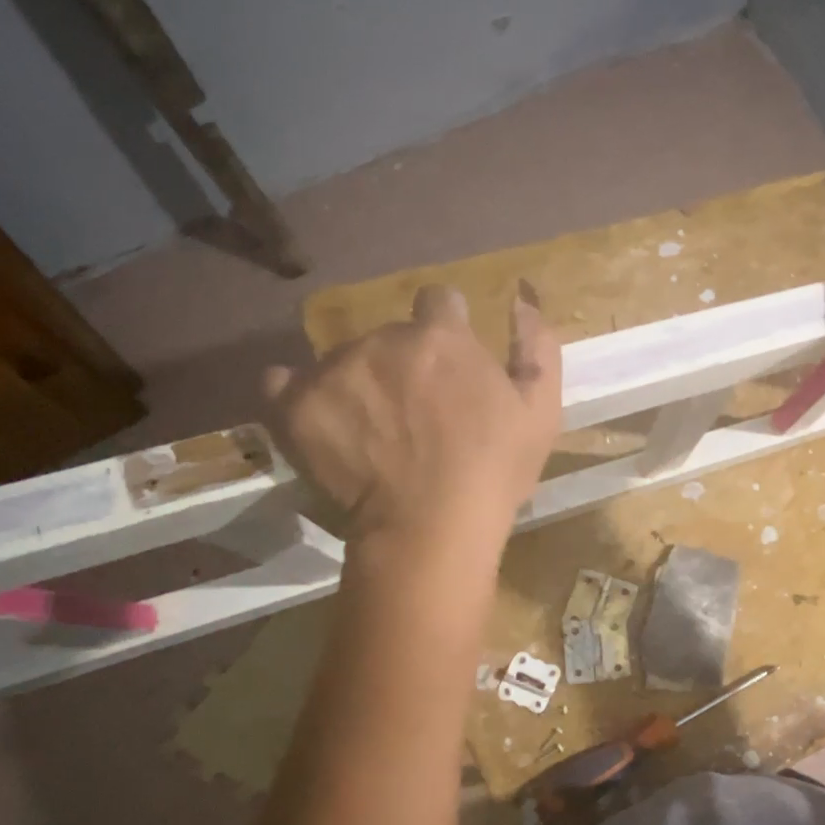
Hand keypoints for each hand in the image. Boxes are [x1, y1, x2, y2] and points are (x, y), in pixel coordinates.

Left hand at [263, 284, 561, 545]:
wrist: (431, 526)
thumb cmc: (495, 470)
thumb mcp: (541, 412)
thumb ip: (537, 347)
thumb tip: (520, 297)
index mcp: (442, 336)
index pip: (439, 301)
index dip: (448, 327)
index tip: (452, 363)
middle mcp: (383, 339)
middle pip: (391, 335)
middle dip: (405, 362)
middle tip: (418, 412)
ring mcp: (333, 370)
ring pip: (345, 359)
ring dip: (360, 382)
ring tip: (374, 431)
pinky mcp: (294, 405)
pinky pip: (283, 381)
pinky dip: (302, 395)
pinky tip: (323, 421)